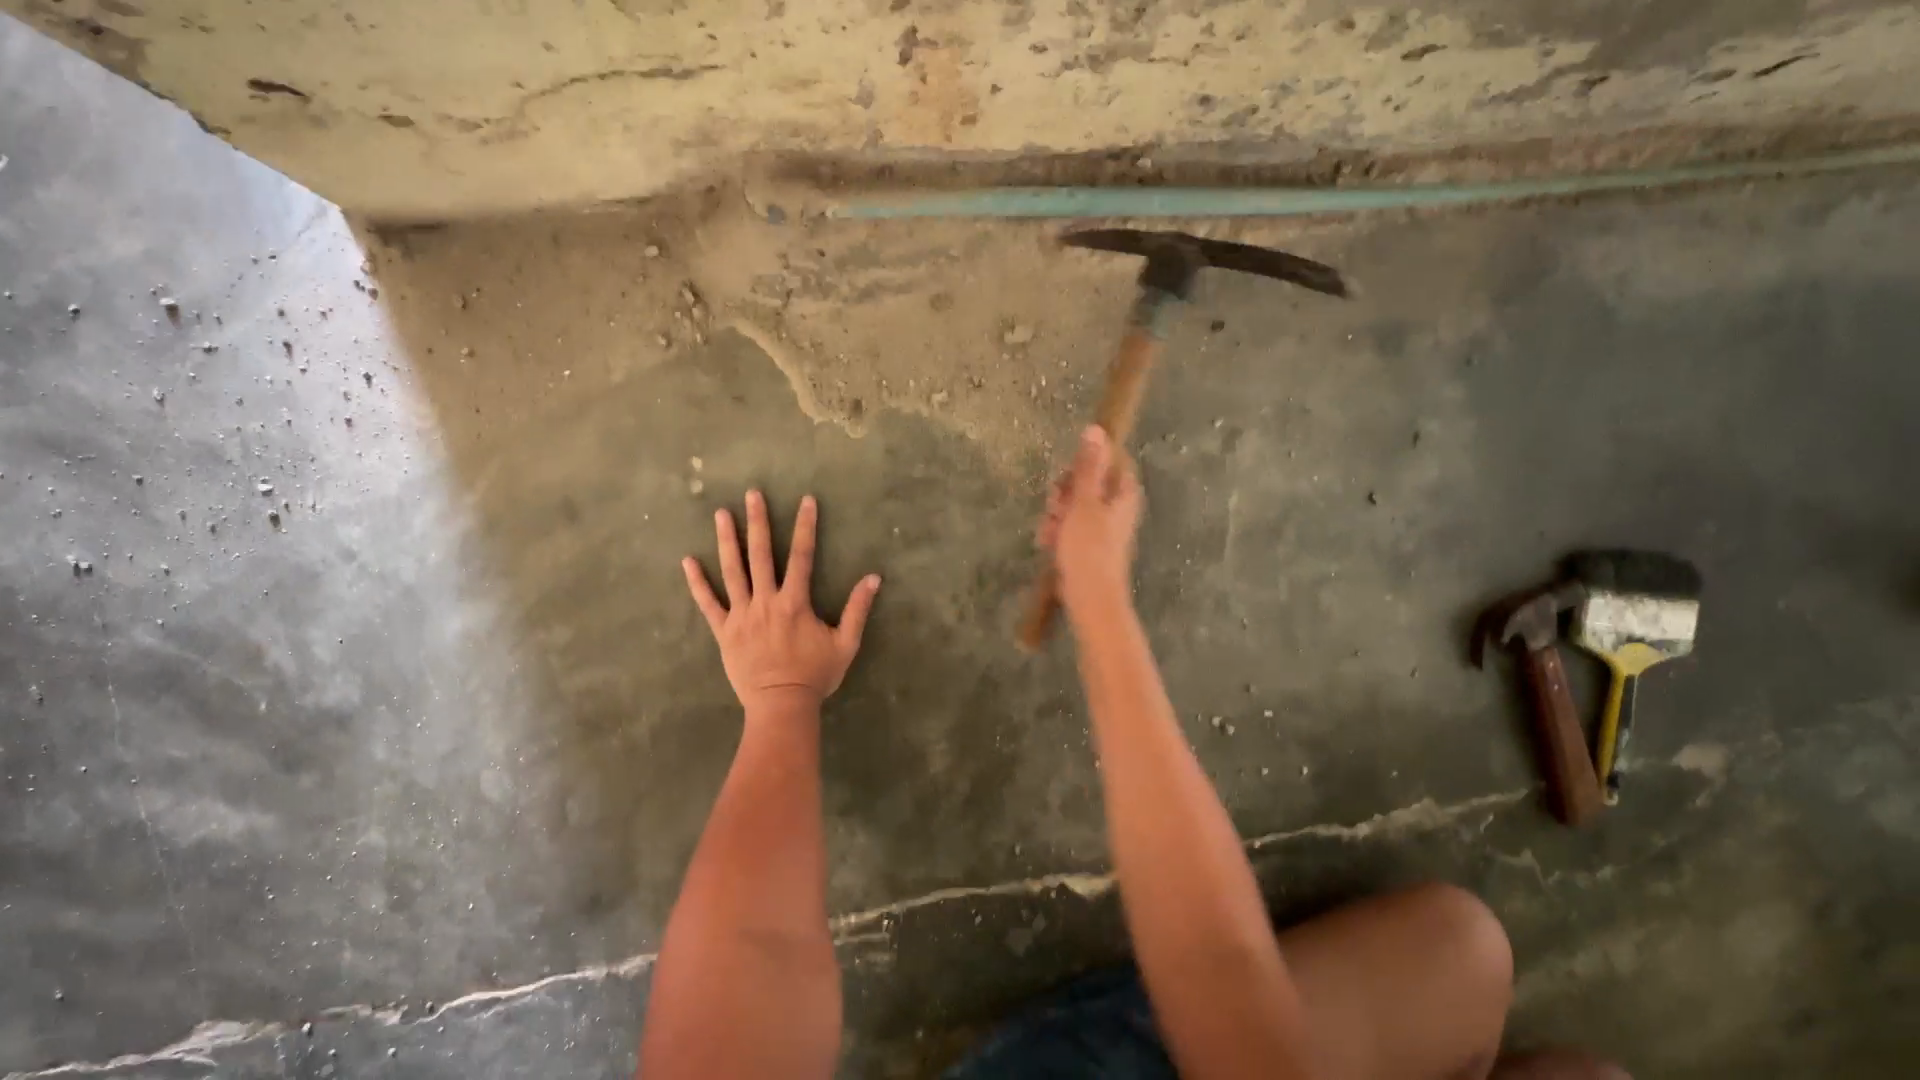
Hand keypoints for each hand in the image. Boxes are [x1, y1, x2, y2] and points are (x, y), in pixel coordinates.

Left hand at [683, 491, 881, 714]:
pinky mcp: (724, 632)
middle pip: (761, 555)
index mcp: (795, 603)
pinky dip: (697, 583)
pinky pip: (708, 604)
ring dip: (727, 541)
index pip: (802, 556)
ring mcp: (742, 616)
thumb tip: (874, 578)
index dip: (805, 526)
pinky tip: (688, 561)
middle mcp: (766, 602)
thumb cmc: (815, 676)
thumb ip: (857, 610)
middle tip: (753, 494)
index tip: (806, 500)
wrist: (781, 707)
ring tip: (721, 513)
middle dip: (758, 522)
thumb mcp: (845, 644)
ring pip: (732, 571)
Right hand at [1038, 426, 1142, 610]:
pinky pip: (1069, 528)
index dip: (1085, 463)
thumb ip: (1088, 466)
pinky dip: (1057, 533)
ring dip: (1056, 515)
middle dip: (1063, 494)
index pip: (1108, 460)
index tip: (1068, 475)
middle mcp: (1116, 507)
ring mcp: (1102, 527)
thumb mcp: (1084, 502)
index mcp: (1123, 492)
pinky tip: (1048, 544)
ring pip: (1072, 506)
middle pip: (1086, 483)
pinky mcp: (1088, 545)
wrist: (1090, 597)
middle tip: (1056, 507)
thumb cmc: (1090, 547)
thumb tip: (1096, 429)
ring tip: (1050, 533)